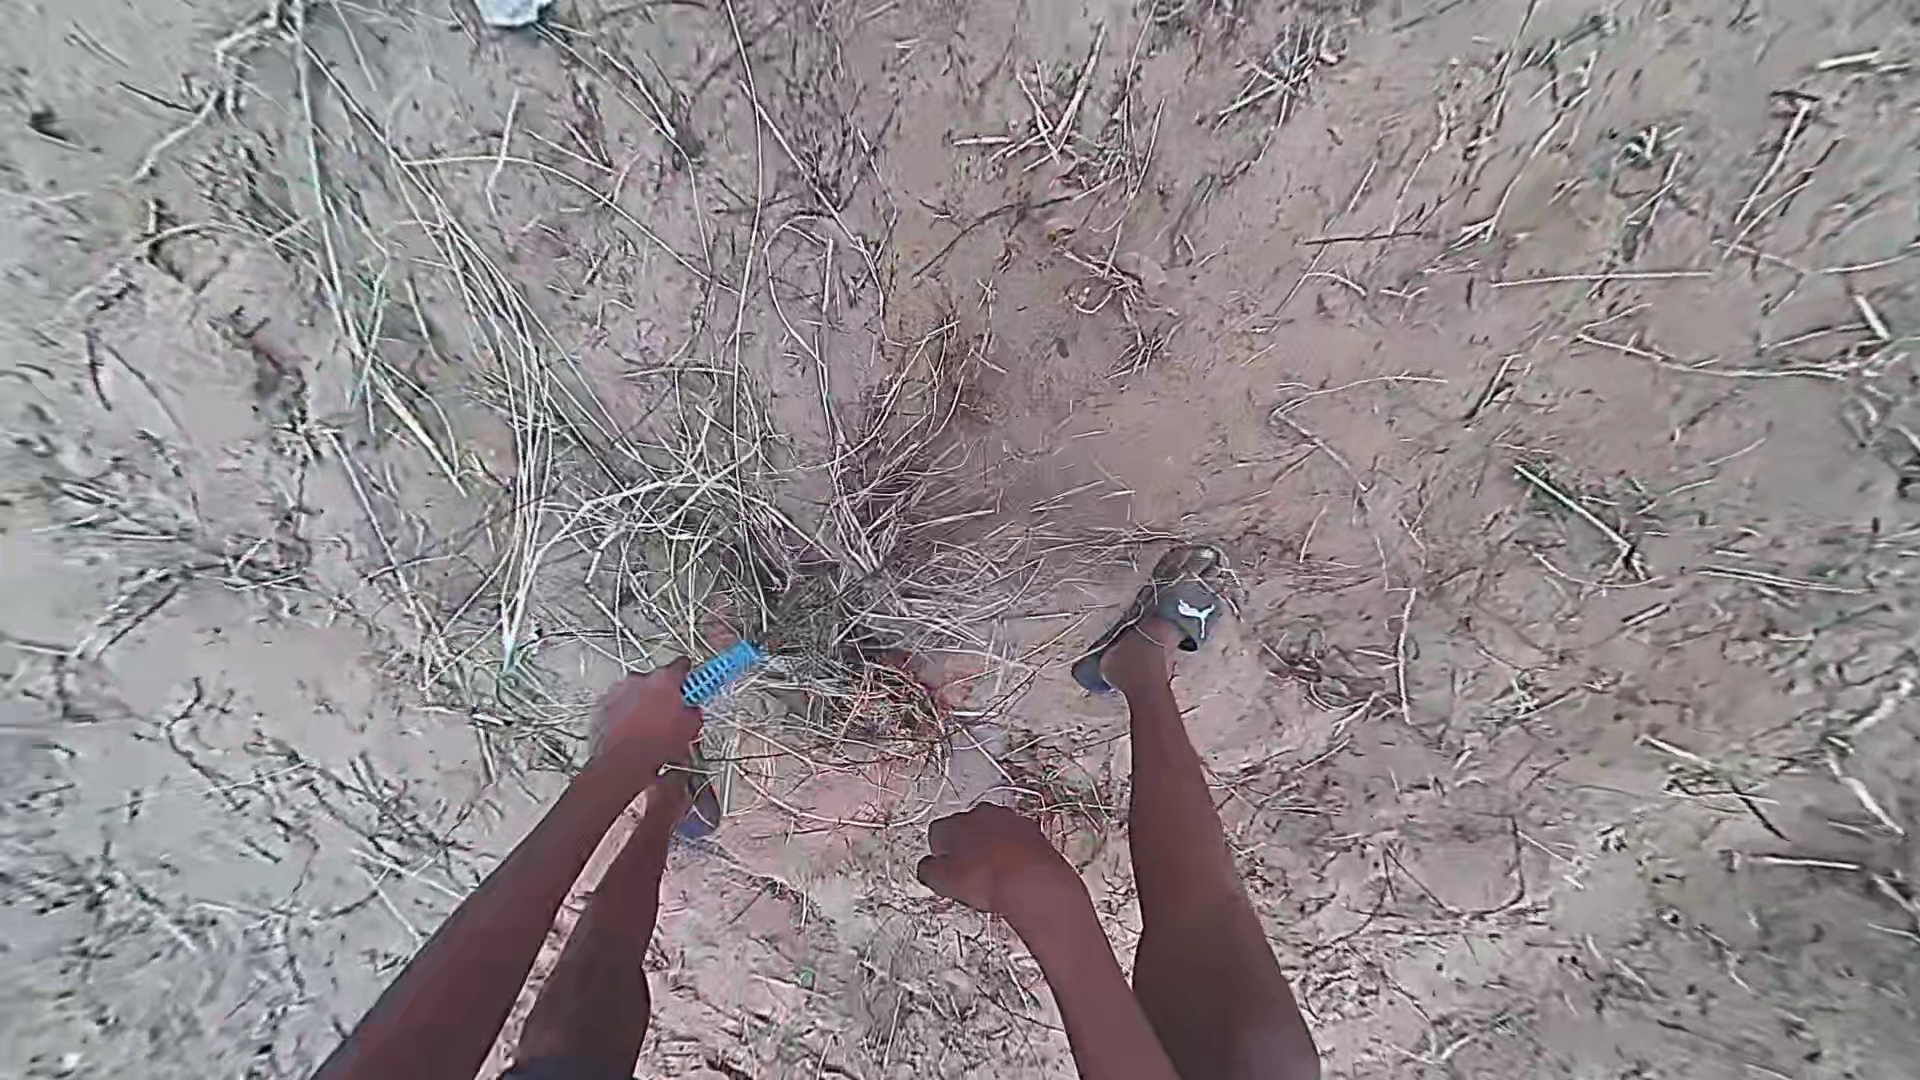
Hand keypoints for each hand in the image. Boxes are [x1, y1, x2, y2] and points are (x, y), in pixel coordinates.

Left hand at [590, 658, 702, 774]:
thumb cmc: (654, 744)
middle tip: (669, 711)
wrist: (622, 764)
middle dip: (662, 693)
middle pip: (655, 679)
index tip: (690, 682)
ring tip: (648, 726)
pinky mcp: (600, 709)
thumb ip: (693, 712)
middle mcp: (638, 680)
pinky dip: (622, 715)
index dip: (687, 675)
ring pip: (633, 692)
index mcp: (664, 678)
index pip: (681, 665)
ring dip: (641, 704)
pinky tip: (632, 733)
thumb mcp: (691, 727)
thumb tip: (692, 713)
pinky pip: (615, 707)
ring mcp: (616, 693)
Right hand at [917, 804, 1082, 924]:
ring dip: (990, 846)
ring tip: (992, 875)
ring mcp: (1008, 819)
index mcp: (955, 823)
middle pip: (966, 827)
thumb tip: (926, 868)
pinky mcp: (1031, 830)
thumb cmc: (988, 878)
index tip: (942, 866)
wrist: (1031, 880)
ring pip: (992, 830)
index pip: (937, 832)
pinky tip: (1013, 873)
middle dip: (965, 846)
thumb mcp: (943, 881)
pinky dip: (1013, 851)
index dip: (938, 852)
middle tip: (967, 872)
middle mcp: (981, 813)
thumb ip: (928, 870)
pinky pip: (1016, 838)